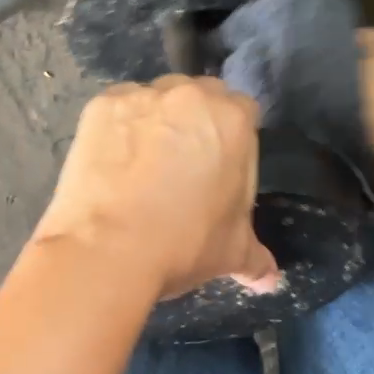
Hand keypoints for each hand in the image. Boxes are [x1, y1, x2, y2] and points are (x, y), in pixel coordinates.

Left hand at [33, 76, 279, 299]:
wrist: (107, 249)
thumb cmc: (183, 245)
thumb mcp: (231, 253)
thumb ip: (256, 256)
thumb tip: (270, 278)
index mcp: (233, 120)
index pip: (242, 111)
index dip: (231, 137)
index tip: (219, 165)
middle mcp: (190, 96)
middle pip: (199, 96)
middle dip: (195, 120)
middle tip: (182, 163)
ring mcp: (143, 96)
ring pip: (157, 98)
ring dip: (156, 120)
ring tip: (142, 163)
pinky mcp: (102, 104)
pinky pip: (119, 107)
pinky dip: (119, 126)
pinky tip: (113, 160)